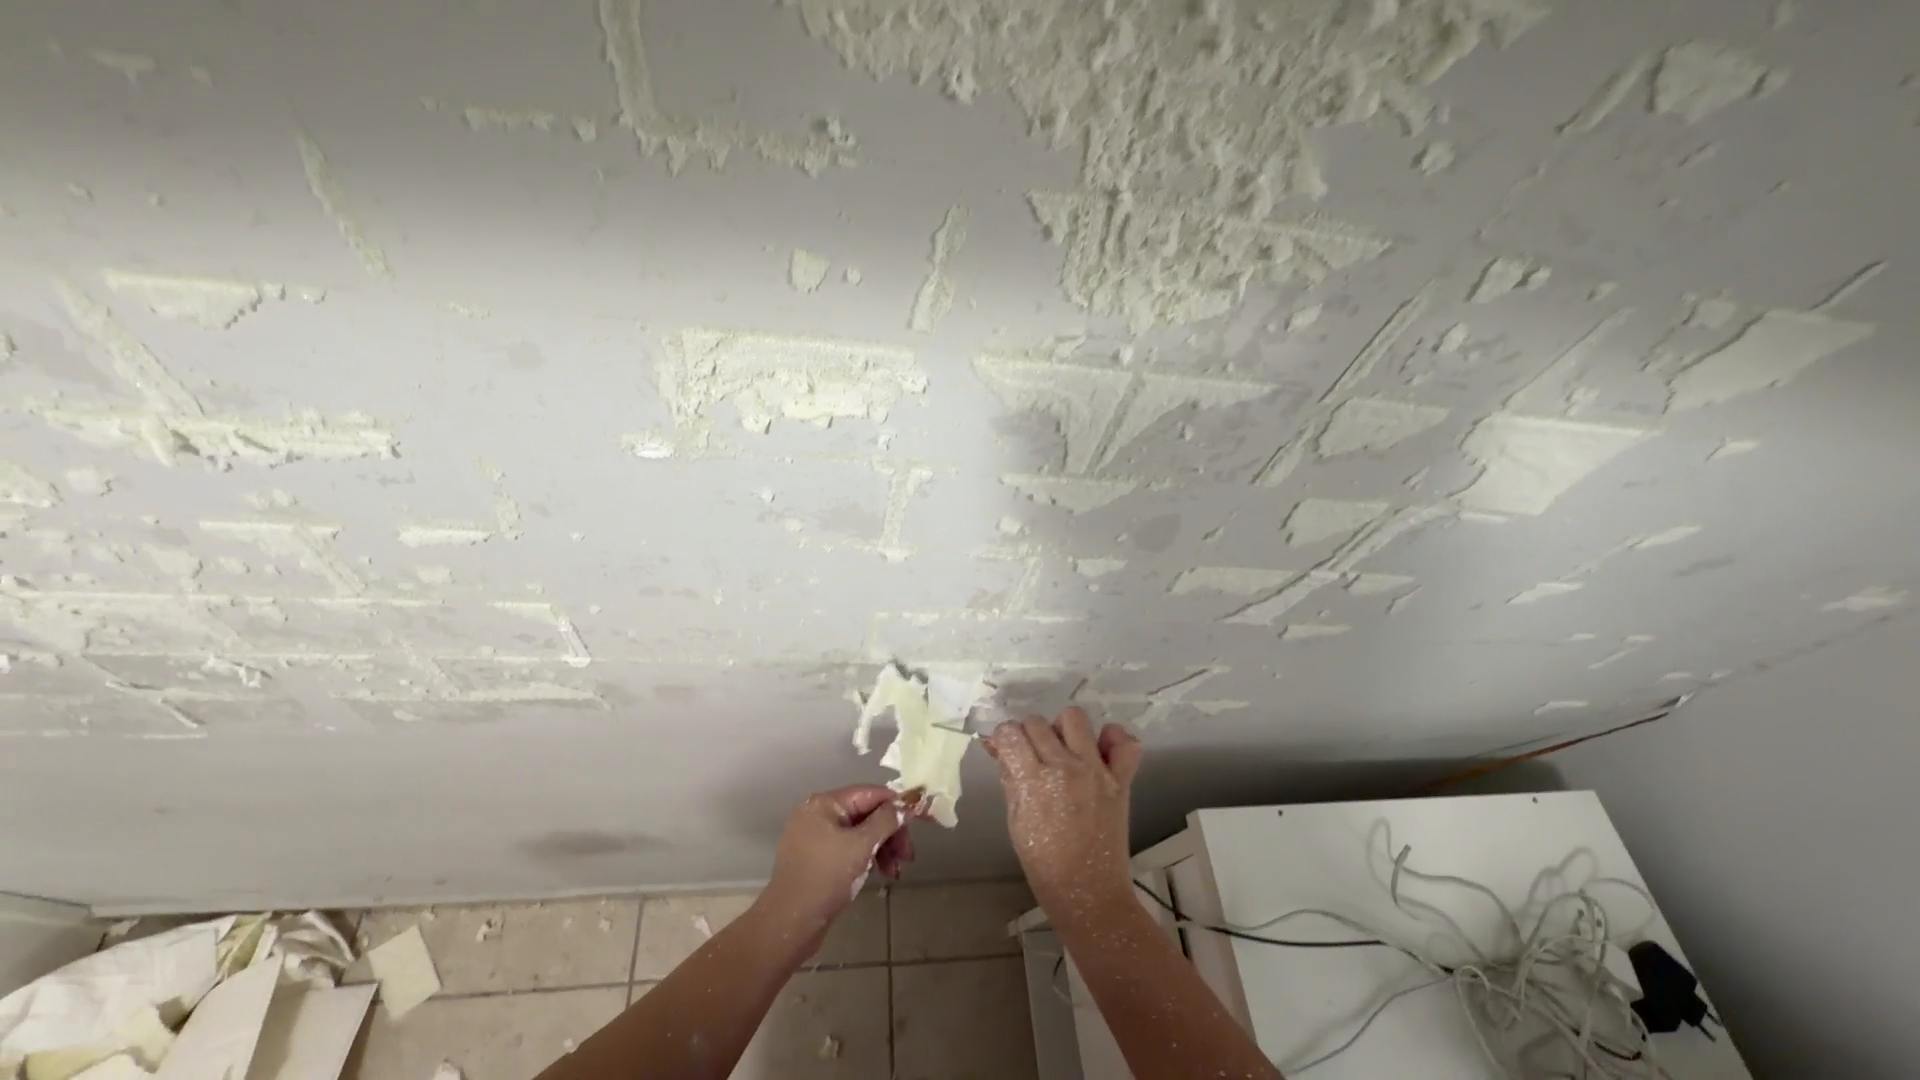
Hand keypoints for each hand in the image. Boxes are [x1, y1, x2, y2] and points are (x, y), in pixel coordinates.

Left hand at [760, 785, 914, 939]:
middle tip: (908, 856)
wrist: (791, 922)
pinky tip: (880, 873)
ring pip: (860, 833)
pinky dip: (867, 858)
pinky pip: (849, 849)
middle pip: (866, 814)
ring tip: (896, 872)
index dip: (898, 805)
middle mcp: (818, 814)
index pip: (870, 794)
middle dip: (890, 833)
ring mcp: (816, 837)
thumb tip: (905, 803)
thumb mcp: (861, 846)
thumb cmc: (825, 877)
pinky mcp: (818, 858)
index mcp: (825, 804)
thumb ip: (886, 821)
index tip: (921, 819)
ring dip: (882, 849)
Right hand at [987, 708, 1142, 917]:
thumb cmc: (1044, 863)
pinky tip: (1099, 754)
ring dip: (1062, 729)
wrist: (1088, 893)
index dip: (1003, 739)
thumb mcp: (1015, 820)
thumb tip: (999, 748)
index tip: (1006, 751)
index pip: (1010, 733)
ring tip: (1062, 751)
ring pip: (1075, 718)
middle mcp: (1065, 767)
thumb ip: (1010, 778)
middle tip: (1031, 757)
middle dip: (1027, 735)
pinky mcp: (1121, 779)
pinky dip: (1112, 740)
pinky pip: (1125, 742)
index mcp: (1033, 781)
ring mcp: (1096, 771)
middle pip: (1037, 723)